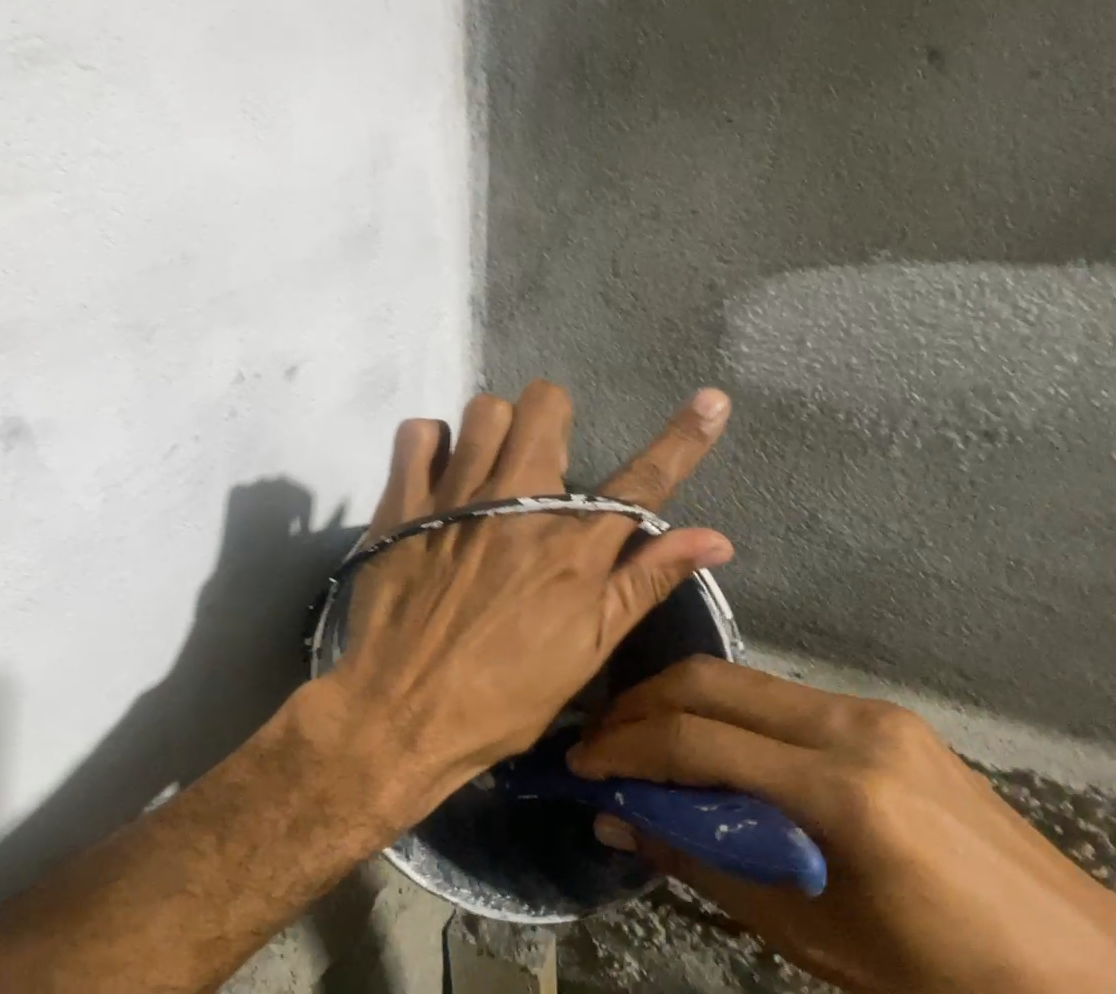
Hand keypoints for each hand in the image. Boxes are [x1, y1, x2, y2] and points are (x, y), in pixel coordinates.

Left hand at [315, 380, 735, 826]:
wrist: (400, 714)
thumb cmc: (502, 697)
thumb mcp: (587, 651)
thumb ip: (645, 583)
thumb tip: (715, 539)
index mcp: (572, 549)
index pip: (642, 480)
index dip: (683, 437)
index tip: (711, 402)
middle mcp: (516, 506)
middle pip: (545, 407)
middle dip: (552, 420)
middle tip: (541, 462)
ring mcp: (453, 500)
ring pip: (483, 410)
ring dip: (493, 430)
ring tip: (486, 470)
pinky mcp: (401, 505)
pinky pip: (417, 434)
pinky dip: (430, 443)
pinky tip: (437, 474)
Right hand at [568, 657, 1115, 993]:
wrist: (1086, 969)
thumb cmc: (937, 973)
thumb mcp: (808, 932)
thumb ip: (703, 860)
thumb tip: (614, 819)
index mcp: (841, 791)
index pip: (695, 742)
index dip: (622, 749)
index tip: (576, 766)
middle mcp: (854, 726)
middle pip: (708, 684)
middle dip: (637, 708)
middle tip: (597, 745)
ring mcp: (874, 713)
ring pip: (739, 680)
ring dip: (677, 704)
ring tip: (640, 745)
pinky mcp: (886, 717)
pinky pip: (778, 697)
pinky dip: (725, 714)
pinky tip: (710, 750)